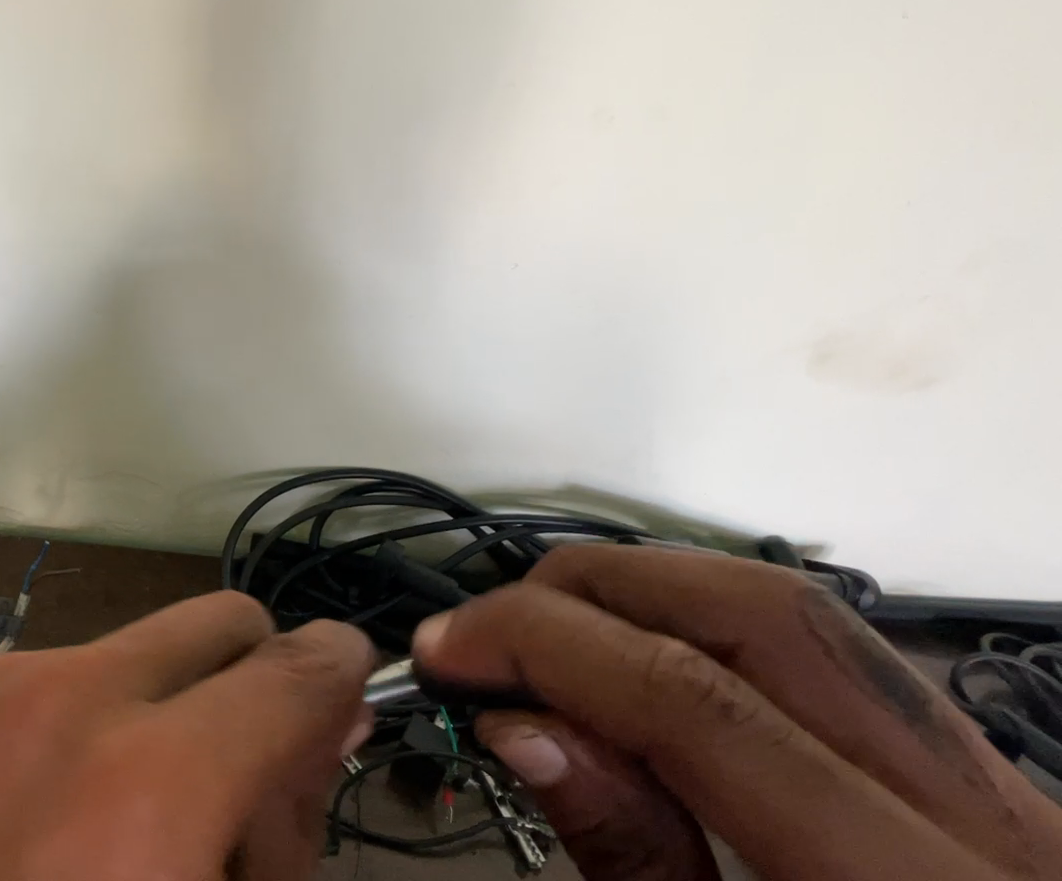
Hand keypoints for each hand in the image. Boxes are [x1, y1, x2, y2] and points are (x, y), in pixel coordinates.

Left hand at [0, 591, 374, 880]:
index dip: (339, 673)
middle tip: (249, 774)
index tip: (347, 691)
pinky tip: (81, 798)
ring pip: (151, 642)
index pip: (291, 671)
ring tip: (151, 805)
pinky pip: (81, 665)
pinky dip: (110, 712)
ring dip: (181, 702)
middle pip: (221, 622)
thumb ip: (288, 815)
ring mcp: (8, 684)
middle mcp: (73, 698)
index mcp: (148, 782)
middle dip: (257, 679)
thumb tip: (328, 716)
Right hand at [412, 544, 1061, 879]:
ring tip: (543, 641)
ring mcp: (1000, 779)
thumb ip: (628, 857)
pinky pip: (810, 647)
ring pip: (789, 608)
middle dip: (586, 592)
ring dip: (634, 595)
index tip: (446, 649)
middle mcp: (997, 815)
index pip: (696, 702)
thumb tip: (515, 723)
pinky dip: (692, 625)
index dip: (545, 648)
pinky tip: (629, 661)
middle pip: (755, 611)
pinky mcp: (974, 768)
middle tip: (487, 633)